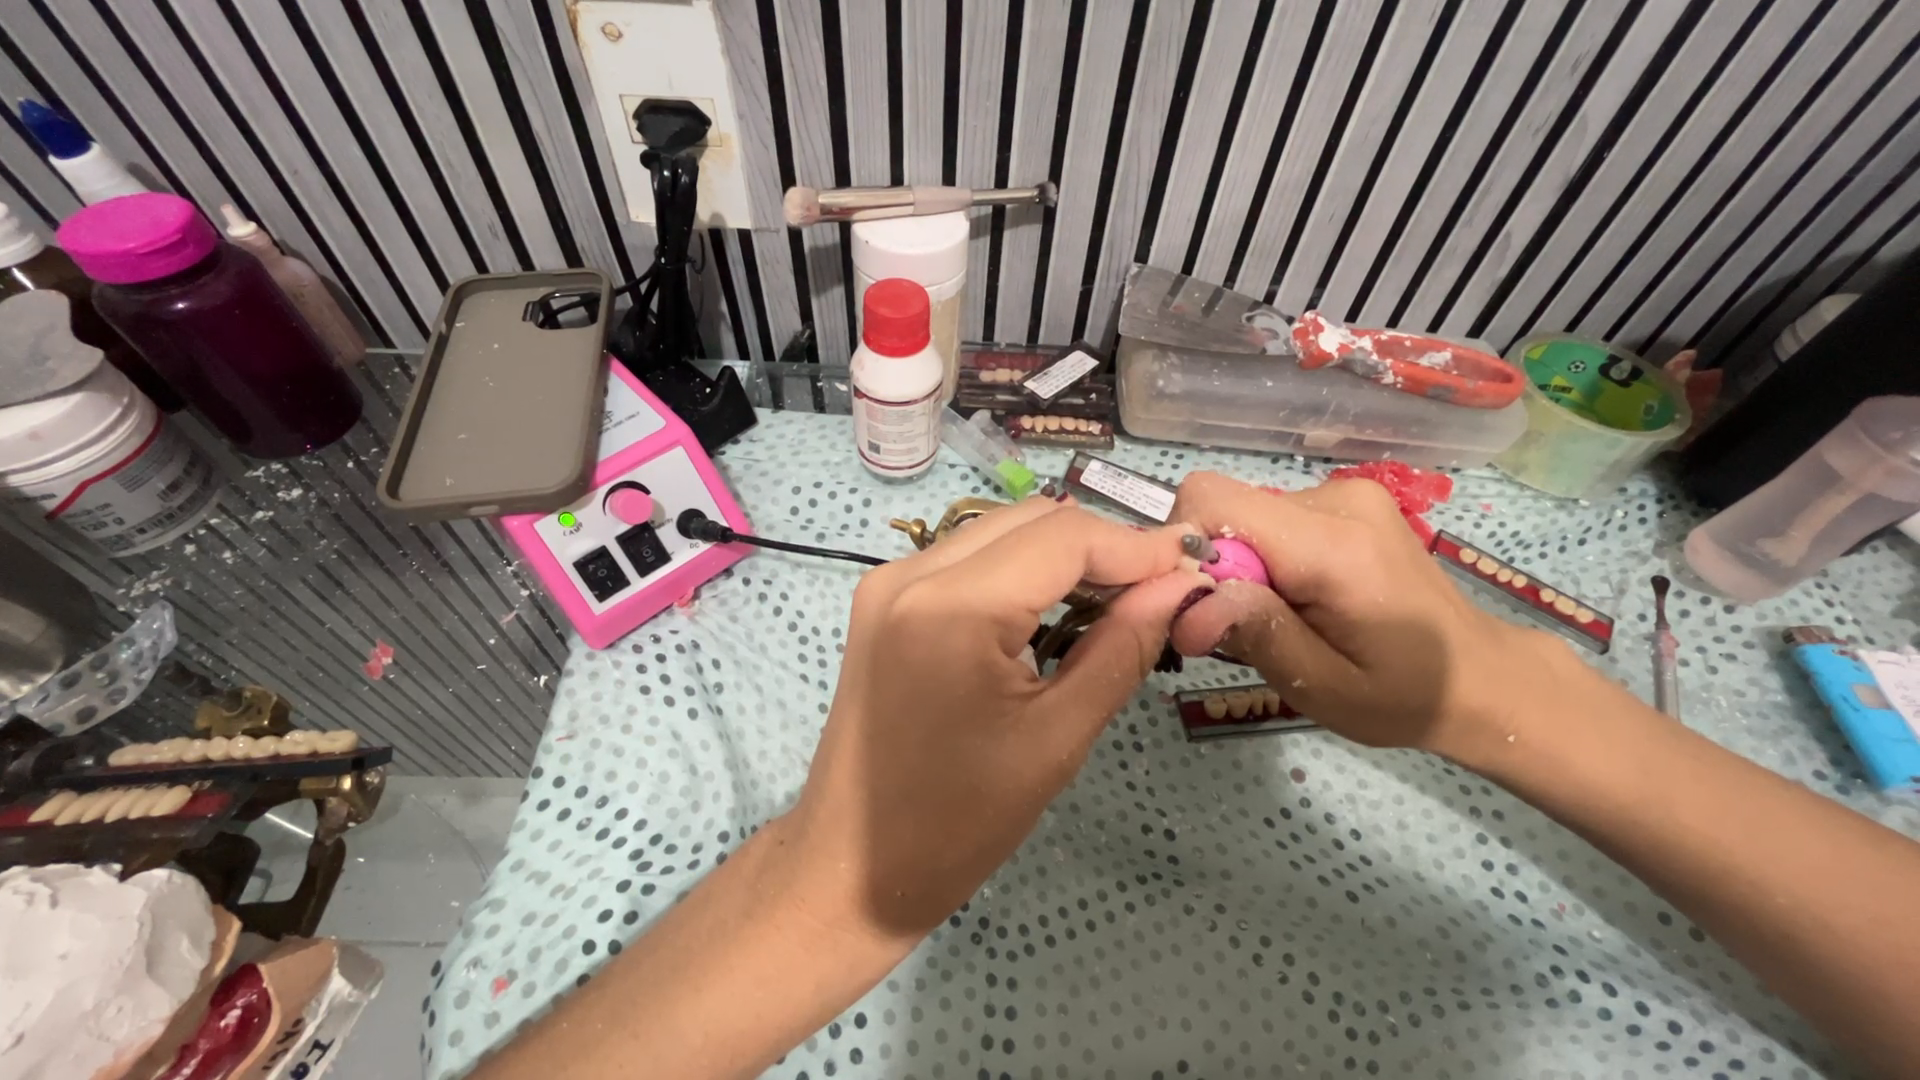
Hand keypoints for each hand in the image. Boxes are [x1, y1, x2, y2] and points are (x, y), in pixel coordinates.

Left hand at [783, 498, 1212, 941]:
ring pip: (998, 532)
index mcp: (950, 607)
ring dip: (1062, 554)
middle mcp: (910, 573)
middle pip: (1030, 522)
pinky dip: (1020, 570)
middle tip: (1159, 589)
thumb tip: (1177, 589)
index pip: (1063, 538)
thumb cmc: (956, 822)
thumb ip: (1120, 650)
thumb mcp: (1054, 740)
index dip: (1136, 546)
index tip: (1192, 568)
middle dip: (1102, 546)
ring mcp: (888, 582)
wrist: (851, 867)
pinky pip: (967, 559)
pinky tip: (1055, 607)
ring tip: (1118, 599)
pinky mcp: (882, 601)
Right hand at [1168, 472, 1566, 760]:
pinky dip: (1262, 558)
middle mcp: (1336, 499)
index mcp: (1333, 543)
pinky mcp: (1343, 501)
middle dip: (1214, 566)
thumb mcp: (1324, 687)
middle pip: (1223, 507)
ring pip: (1242, 514)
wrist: (1481, 676)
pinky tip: (1296, 598)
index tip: (1202, 605)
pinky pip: (1268, 518)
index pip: (1212, 500)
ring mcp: (1343, 494)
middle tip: (1245, 626)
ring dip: (1239, 566)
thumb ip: (1257, 635)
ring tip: (1280, 617)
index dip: (1187, 548)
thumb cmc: (1405, 695)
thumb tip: (1184, 606)